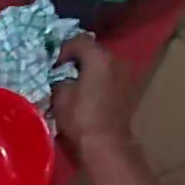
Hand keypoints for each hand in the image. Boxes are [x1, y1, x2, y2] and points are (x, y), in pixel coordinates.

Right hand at [53, 36, 137, 155]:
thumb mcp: (60, 98)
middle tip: (63, 75)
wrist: (105, 143)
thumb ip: (61, 81)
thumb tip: (63, 79)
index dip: (64, 50)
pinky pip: (111, 77)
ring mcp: (127, 74)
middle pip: (95, 51)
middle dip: (78, 60)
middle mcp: (117, 61)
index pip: (80, 40)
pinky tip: (90, 96)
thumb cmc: (80, 119)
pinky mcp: (130, 89)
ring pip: (104, 65)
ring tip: (76, 87)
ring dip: (90, 71)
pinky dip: (100, 81)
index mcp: (99, 59)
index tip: (54, 66)